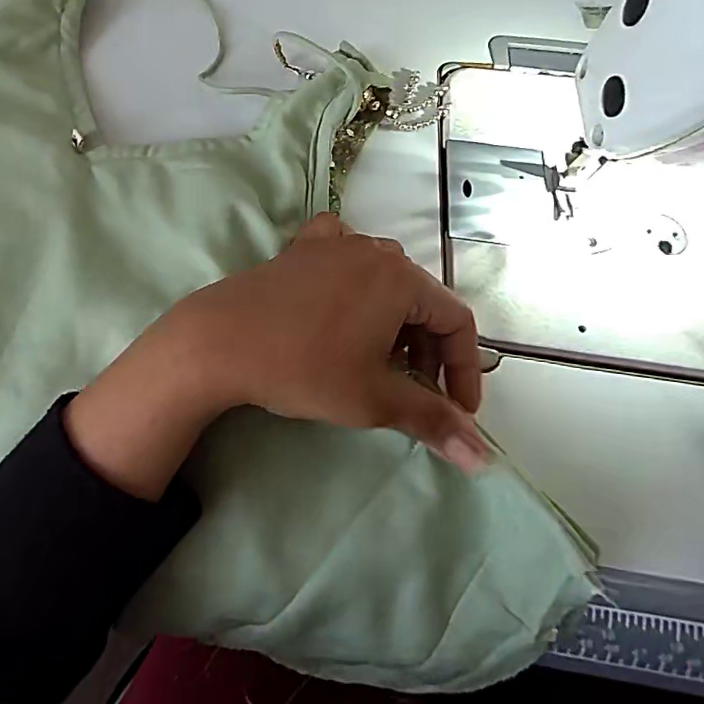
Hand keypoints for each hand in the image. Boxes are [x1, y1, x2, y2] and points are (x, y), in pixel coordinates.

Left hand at [66, 214, 490, 500]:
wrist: (219, 341)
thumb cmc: (304, 368)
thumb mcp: (373, 399)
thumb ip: (432, 421)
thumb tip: (483, 459)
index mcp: (400, 278)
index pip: (456, 320)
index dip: (464, 369)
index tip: (457, 411)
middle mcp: (373, 251)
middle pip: (421, 300)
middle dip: (428, 350)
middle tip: (414, 391)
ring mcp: (335, 244)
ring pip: (385, 278)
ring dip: (394, 319)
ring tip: (379, 357)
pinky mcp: (301, 248)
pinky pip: (343, 253)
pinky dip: (354, 277)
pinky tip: (344, 295)